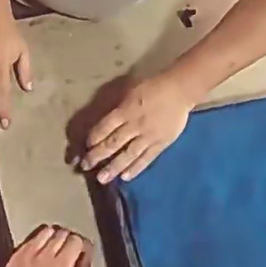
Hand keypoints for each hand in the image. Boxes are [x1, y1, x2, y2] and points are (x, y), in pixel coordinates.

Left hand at [0, 224, 92, 266]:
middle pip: (59, 232)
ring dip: (53, 238)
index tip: (86, 252)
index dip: (83, 245)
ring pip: (42, 232)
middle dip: (70, 240)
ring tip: (58, 252)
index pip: (75, 240)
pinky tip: (40, 257)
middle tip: (74, 252)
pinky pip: (27, 243)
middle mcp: (40, 257)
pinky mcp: (12, 263)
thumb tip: (86, 261)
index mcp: (58, 266)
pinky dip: (36, 244)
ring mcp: (24, 258)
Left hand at [78, 74, 195, 183]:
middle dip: (97, 155)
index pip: (104, 127)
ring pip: (128, 154)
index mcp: (125, 111)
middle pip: (113, 143)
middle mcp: (134, 126)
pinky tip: (125, 177)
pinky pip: (146, 158)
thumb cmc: (152, 87)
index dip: (94, 138)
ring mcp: (148, 137)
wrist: (180, 92)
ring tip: (103, 179)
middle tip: (85, 166)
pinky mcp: (160, 144)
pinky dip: (135, 168)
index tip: (86, 147)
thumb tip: (106, 120)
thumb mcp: (129, 90)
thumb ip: (118, 106)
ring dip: (114, 167)